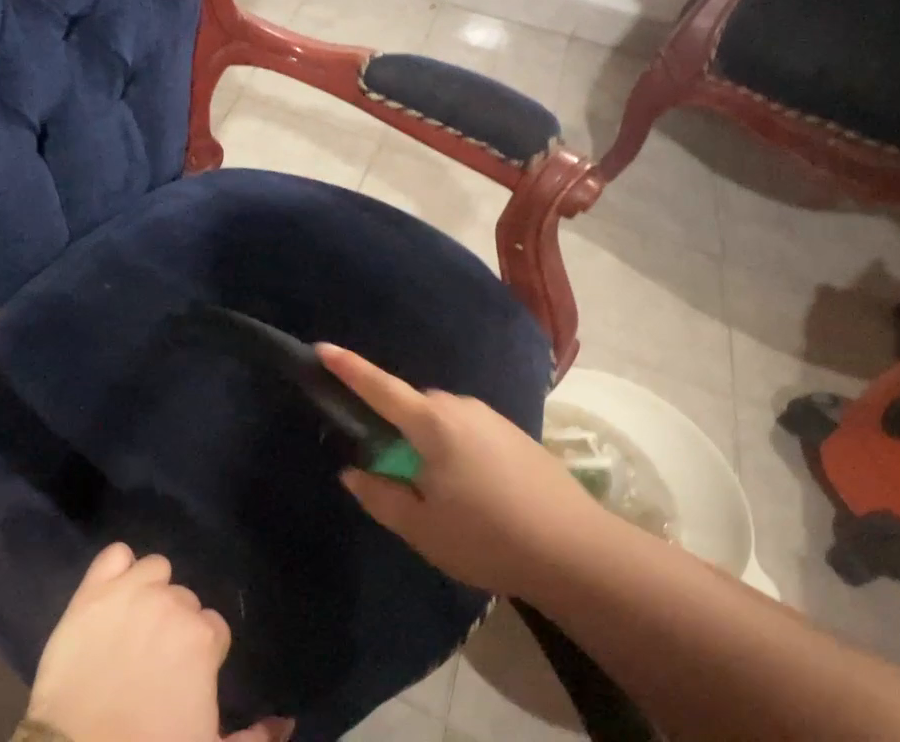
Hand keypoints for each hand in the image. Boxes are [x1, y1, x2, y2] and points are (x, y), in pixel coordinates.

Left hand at [27, 543, 288, 741]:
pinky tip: (114, 589)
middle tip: (157, 656)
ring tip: (136, 621)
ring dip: (151, 589)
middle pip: (183, 599)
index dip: (201, 652)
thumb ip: (255, 737)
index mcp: (204, 637)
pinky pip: (114, 555)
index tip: (187, 673)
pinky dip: (118, 567)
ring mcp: (129, 591)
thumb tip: (285, 723)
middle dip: (176, 623)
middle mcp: (171, 604)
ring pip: (154, 568)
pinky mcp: (91, 591)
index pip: (214, 627)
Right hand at [320, 343, 611, 598]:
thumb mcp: (420, 527)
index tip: (321, 347)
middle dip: (396, 428)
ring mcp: (494, 420)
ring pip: (443, 422)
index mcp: (431, 423)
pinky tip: (474, 495)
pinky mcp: (518, 437)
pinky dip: (457, 452)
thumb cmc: (487, 537)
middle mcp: (461, 409)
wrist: (578, 552)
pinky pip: (469, 433)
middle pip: (413, 406)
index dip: (348, 368)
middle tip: (393, 473)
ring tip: (439, 495)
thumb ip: (379, 496)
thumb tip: (355, 472)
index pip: (379, 387)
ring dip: (430, 444)